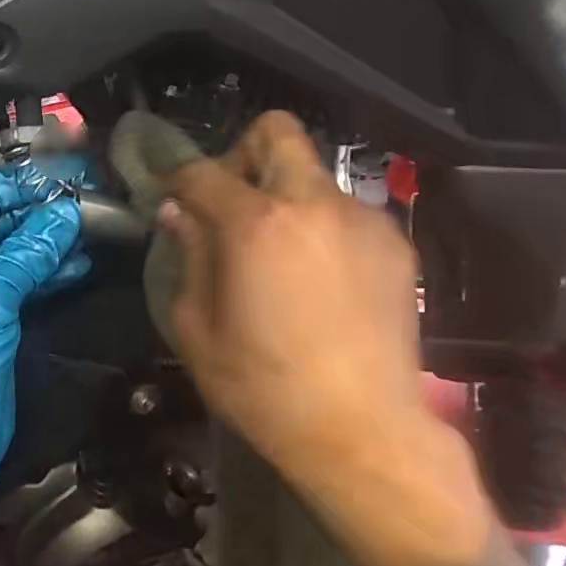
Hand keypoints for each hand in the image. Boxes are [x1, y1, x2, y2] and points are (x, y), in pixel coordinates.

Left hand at [0, 160, 86, 524]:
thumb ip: (27, 249)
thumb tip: (65, 211)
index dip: (22, 183)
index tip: (68, 175)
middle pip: (3, 221)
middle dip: (44, 209)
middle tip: (92, 198)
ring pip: (20, 253)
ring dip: (55, 240)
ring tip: (95, 226)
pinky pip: (29, 285)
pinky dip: (54, 272)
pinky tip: (80, 262)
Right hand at [158, 111, 492, 565]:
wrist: (362, 432)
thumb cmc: (263, 387)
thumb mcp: (198, 329)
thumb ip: (187, 257)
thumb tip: (180, 214)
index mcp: (256, 224)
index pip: (203, 171)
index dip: (177, 176)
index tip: (170, 194)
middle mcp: (313, 204)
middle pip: (277, 132)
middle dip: (243, 153)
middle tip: (231, 202)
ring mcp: (362, 221)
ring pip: (313, 177)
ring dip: (285, 198)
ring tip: (278, 256)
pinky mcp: (395, 246)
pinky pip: (345, 214)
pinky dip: (320, 228)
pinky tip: (319, 281)